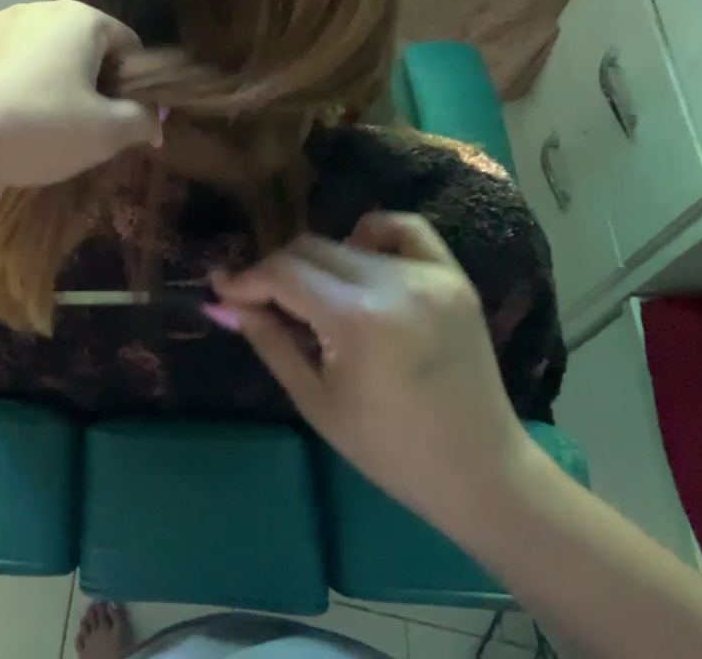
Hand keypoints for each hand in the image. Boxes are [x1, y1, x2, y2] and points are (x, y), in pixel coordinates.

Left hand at [0, 0, 161, 191]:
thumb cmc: (36, 130)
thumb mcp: (103, 134)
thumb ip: (140, 120)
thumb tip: (153, 120)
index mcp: (79, 19)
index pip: (128, 45)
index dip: (134, 86)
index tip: (123, 122)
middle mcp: (36, 9)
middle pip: (82, 45)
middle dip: (90, 83)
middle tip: (82, 129)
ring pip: (39, 53)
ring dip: (49, 82)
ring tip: (36, 126)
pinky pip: (3, 62)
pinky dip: (11, 84)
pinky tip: (0, 119)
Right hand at [211, 212, 534, 520]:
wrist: (480, 472)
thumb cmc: (387, 448)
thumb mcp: (314, 399)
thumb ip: (268, 339)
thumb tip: (222, 302)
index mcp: (357, 320)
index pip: (282, 274)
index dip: (246, 280)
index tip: (222, 292)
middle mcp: (394, 284)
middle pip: (310, 249)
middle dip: (275, 271)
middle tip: (259, 301)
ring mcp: (430, 276)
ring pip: (346, 242)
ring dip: (316, 262)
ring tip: (312, 297)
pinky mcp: (453, 278)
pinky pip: (405, 230)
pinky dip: (373, 233)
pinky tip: (359, 256)